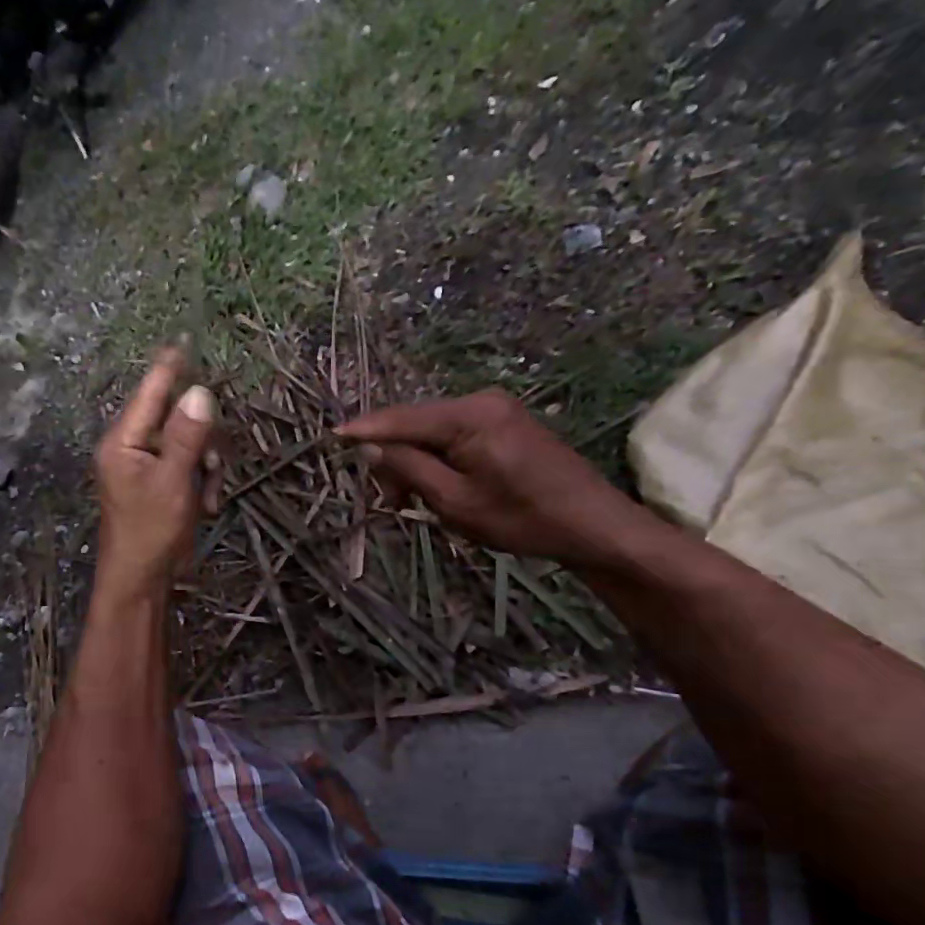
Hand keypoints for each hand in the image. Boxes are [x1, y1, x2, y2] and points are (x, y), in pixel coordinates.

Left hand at [93, 349, 221, 601]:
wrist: (142, 581)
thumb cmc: (150, 531)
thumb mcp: (173, 482)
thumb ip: (187, 436)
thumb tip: (200, 392)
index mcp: (124, 440)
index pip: (149, 392)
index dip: (169, 367)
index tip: (185, 339)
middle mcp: (133, 447)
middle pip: (178, 418)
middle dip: (203, 440)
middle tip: (214, 464)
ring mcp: (149, 466)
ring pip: (191, 442)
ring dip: (207, 465)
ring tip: (208, 495)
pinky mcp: (163, 483)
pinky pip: (191, 465)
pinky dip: (203, 481)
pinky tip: (206, 505)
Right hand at [337, 390, 636, 564]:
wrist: (592, 524)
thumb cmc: (523, 518)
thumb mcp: (456, 501)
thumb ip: (410, 468)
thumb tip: (373, 446)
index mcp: (469, 415)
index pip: (403, 418)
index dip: (366, 430)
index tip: (332, 435)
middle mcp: (481, 401)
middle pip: (418, 425)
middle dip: (397, 460)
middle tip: (391, 503)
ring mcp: (498, 410)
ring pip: (436, 434)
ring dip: (419, 465)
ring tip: (414, 504)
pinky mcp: (507, 424)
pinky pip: (458, 437)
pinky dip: (442, 462)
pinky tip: (441, 489)